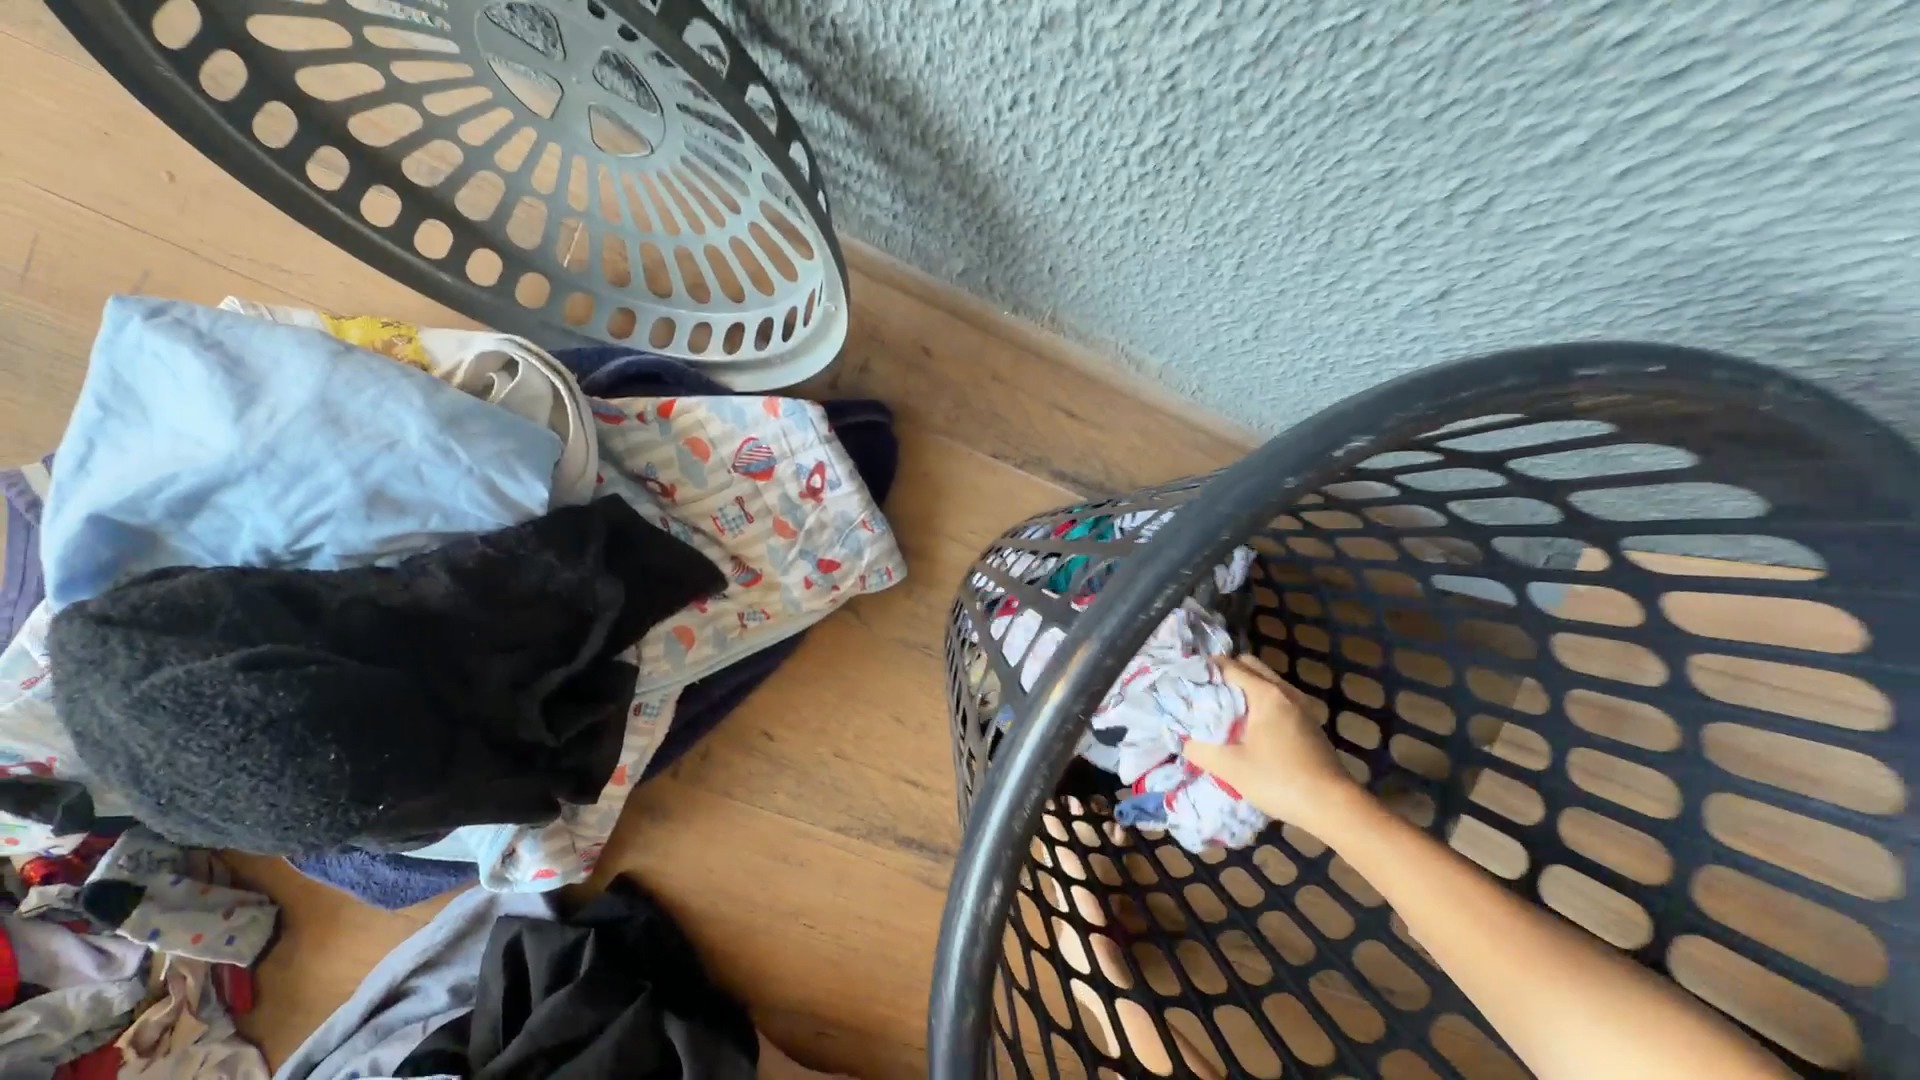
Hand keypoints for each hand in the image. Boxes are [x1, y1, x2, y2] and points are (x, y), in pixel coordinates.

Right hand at [1183, 655, 1360, 833]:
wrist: (1333, 805)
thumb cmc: (1279, 779)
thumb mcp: (1230, 767)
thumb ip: (1200, 749)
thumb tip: (1182, 740)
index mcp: (1265, 694)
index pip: (1229, 666)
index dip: (1205, 669)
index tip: (1186, 680)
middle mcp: (1285, 692)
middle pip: (1250, 666)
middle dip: (1226, 673)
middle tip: (1205, 693)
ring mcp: (1301, 706)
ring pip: (1266, 682)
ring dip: (1245, 687)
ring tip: (1223, 708)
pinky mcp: (1309, 722)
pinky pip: (1278, 698)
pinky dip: (1260, 700)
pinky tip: (1250, 725)